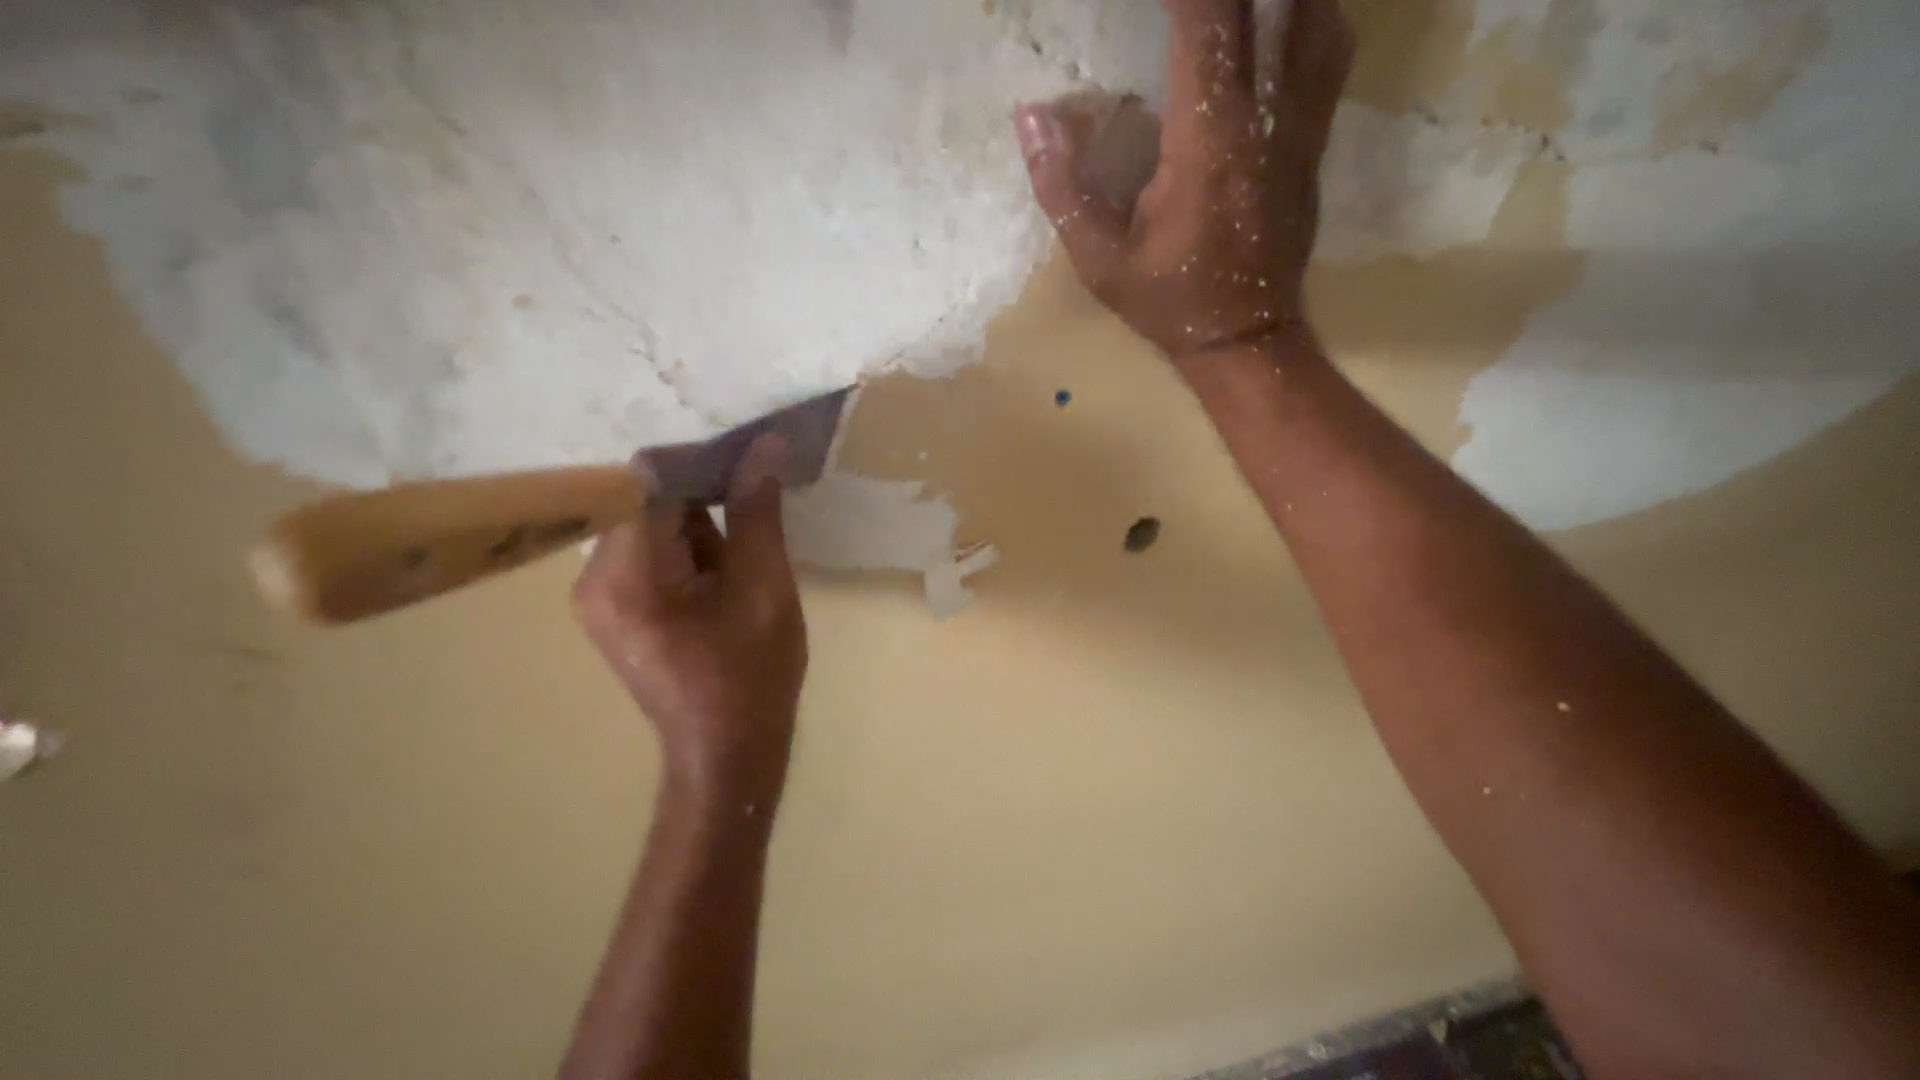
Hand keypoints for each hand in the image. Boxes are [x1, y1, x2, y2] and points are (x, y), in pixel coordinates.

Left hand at [572, 435, 807, 806]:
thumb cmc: (752, 677)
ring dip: (698, 528)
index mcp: (626, 574)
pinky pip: (645, 553)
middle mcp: (592, 578)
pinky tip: (720, 583)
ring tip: (740, 569)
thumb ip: (757, 510)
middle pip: (646, 500)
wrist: (725, 755)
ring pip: (648, 525)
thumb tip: (764, 445)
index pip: (650, 480)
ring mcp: (595, 597)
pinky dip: (685, 551)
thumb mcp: (765, 588)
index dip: (703, 460)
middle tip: (757, 515)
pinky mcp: (609, 609)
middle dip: (704, 498)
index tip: (752, 461)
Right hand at [1014, 0, 1353, 360]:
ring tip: (1231, 8)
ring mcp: (1299, 127)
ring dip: (1274, 1)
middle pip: (1260, 10)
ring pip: (1312, 20)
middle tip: (1181, 1)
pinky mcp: (1313, 142)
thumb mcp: (1099, 258)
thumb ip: (1062, 186)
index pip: (1204, 25)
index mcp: (1206, 139)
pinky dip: (1310, 20)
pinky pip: (1329, 56)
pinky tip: (1281, 21)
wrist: (1244, 337)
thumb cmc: (1167, 299)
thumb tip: (1029, 115)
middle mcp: (1263, 118)